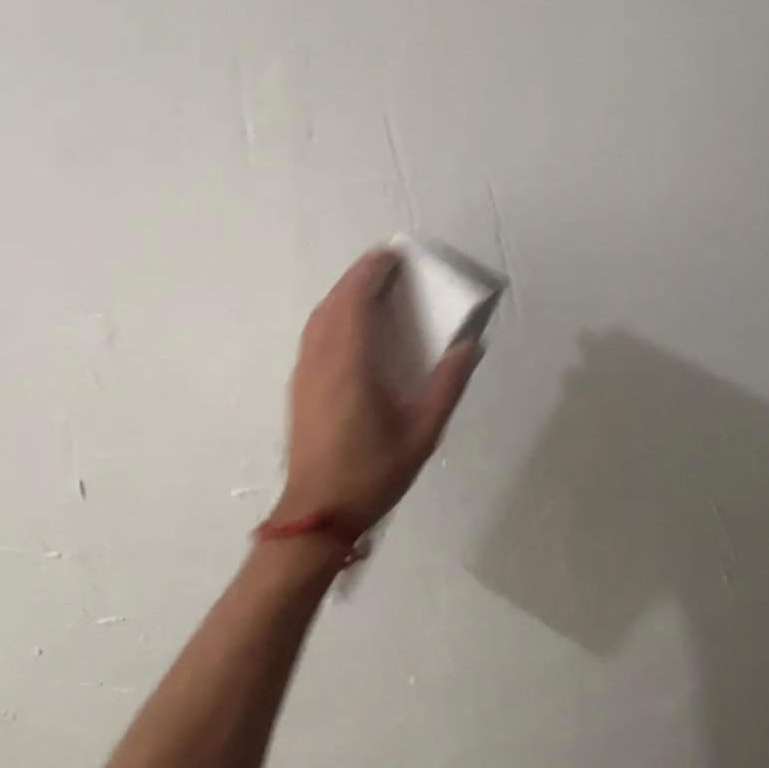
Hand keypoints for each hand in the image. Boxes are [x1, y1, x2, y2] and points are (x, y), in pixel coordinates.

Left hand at [275, 248, 481, 533]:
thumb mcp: (422, 433)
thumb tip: (469, 346)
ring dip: (343, 296)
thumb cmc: (371, 473)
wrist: (317, 511)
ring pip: (318, 318)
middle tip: (388, 268)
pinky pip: (313, 336)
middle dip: (358, 277)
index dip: (372, 271)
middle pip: (334, 302)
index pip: (355, 299)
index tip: (393, 256)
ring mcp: (304, 373)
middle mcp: (320, 359)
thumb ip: (447, 386)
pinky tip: (350, 330)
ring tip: (371, 292)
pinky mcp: (298, 388)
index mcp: (349, 363)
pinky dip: (331, 317)